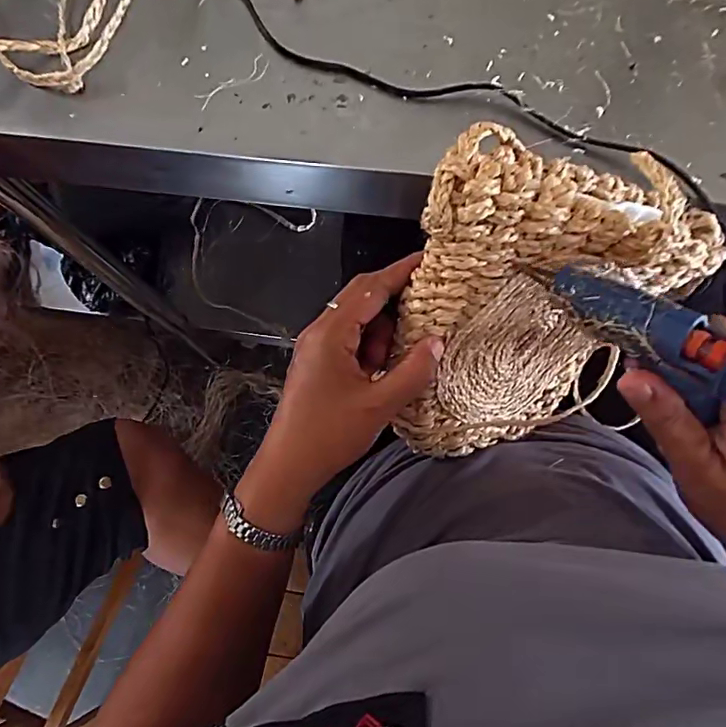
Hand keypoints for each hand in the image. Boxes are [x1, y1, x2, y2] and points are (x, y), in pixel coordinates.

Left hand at [247, 254, 441, 517]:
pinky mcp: (317, 363)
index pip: (371, 288)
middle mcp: (319, 332)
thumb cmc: (327, 435)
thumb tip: (437, 343)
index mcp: (331, 334)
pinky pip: (349, 340)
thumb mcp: (380, 404)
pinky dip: (369, 348)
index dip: (400, 271)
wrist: (288, 465)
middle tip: (426, 305)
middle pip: (361, 297)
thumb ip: (413, 370)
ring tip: (393, 363)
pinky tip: (379, 372)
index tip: (426, 261)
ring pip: (357, 321)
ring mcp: (315, 347)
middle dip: (394, 300)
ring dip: (381, 332)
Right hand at [617, 344, 725, 582]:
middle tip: (647, 383)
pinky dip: (713, 386)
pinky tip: (699, 414)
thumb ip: (665, 417)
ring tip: (676, 409)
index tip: (636, 347)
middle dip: (679, 360)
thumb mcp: (695, 467)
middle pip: (720, 346)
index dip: (669, 342)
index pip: (711, 343)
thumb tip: (634, 378)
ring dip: (695, 375)